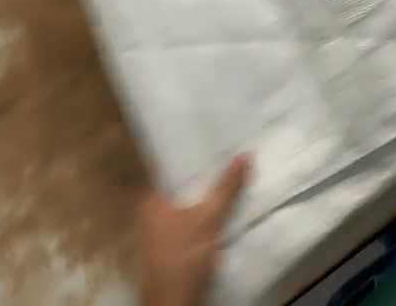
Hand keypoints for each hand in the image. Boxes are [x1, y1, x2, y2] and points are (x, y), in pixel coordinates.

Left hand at [139, 153, 251, 305]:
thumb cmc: (183, 258)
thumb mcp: (208, 219)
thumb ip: (226, 188)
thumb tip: (244, 155)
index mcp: (151, 200)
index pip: (172, 167)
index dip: (193, 153)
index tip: (214, 139)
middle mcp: (151, 212)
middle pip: (182, 185)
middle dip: (204, 173)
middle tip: (229, 152)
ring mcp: (161, 232)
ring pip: (188, 203)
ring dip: (207, 193)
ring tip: (231, 172)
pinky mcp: (173, 246)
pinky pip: (192, 219)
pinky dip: (206, 211)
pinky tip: (224, 204)